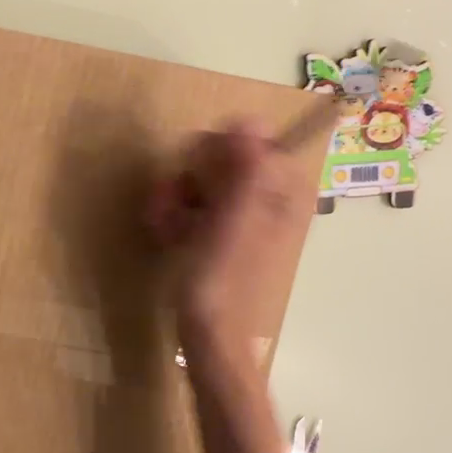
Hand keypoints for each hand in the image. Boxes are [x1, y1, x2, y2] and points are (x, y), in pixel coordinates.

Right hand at [147, 122, 302, 354]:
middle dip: (189, 178)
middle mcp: (268, 198)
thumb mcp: (232, 221)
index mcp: (283, 192)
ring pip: (200, 182)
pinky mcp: (221, 232)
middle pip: (219, 160)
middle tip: (176, 205)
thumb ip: (245, 169)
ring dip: (175, 199)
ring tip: (168, 227)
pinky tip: (169, 235)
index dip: (214, 152)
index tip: (193, 171)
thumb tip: (249, 118)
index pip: (248, 142)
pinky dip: (176, 215)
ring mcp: (244, 216)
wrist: (211, 334)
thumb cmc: (221, 280)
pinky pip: (194, 205)